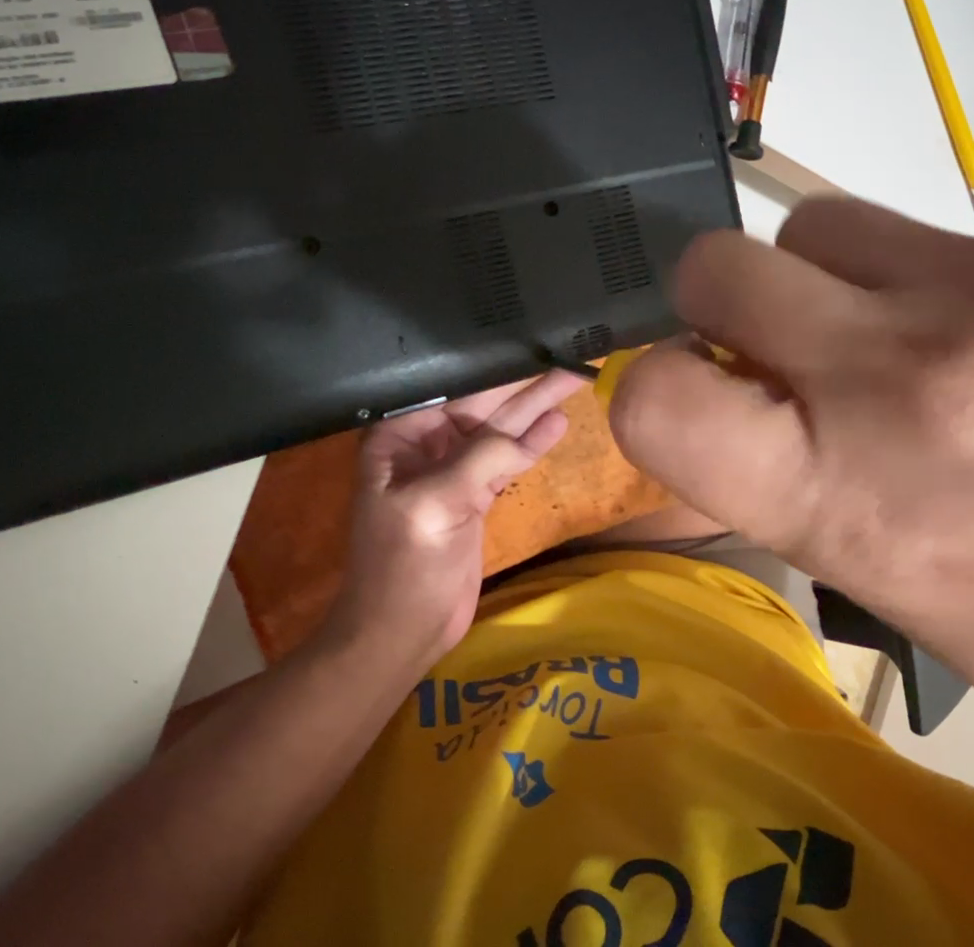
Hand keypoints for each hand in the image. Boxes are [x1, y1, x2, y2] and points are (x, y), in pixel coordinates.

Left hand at [319, 372, 585, 666]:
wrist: (403, 631)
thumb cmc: (404, 568)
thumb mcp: (435, 505)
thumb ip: (481, 459)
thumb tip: (534, 427)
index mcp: (400, 437)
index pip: (450, 390)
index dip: (490, 368)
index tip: (528, 342)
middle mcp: (424, 446)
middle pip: (481, 405)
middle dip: (522, 383)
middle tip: (565, 355)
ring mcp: (452, 472)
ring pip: (499, 431)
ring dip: (535, 408)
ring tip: (574, 376)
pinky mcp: (475, 496)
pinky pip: (507, 460)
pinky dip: (532, 443)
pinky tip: (558, 422)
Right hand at [610, 197, 973, 805]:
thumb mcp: (937, 612)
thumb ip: (827, 505)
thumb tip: (758, 431)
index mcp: (859, 498)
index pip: (659, 400)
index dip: (651, 396)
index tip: (695, 406)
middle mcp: (910, 372)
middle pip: (718, 264)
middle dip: (724, 307)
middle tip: (781, 347)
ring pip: (831, 226)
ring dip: (840, 282)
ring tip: (927, 340)